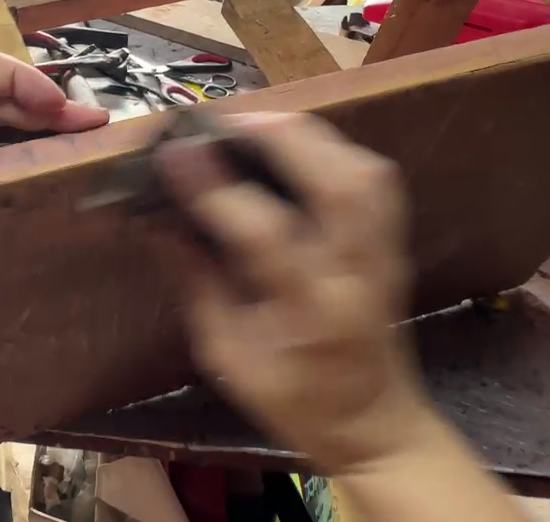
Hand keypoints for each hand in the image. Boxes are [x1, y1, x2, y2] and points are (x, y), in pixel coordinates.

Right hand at [159, 112, 435, 475]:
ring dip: (305, 136)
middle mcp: (358, 276)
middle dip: (278, 138)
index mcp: (314, 314)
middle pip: (339, 186)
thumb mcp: (226, 353)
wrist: (377, 426)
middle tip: (221, 123)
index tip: (172, 153)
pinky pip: (374, 177)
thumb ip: (195, 280)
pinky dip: (332, 148)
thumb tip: (156, 217)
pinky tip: (294, 144)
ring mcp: (385, 255)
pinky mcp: (392, 242)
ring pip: (363, 173)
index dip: (215, 188)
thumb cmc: (293, 398)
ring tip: (252, 124)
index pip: (267, 235)